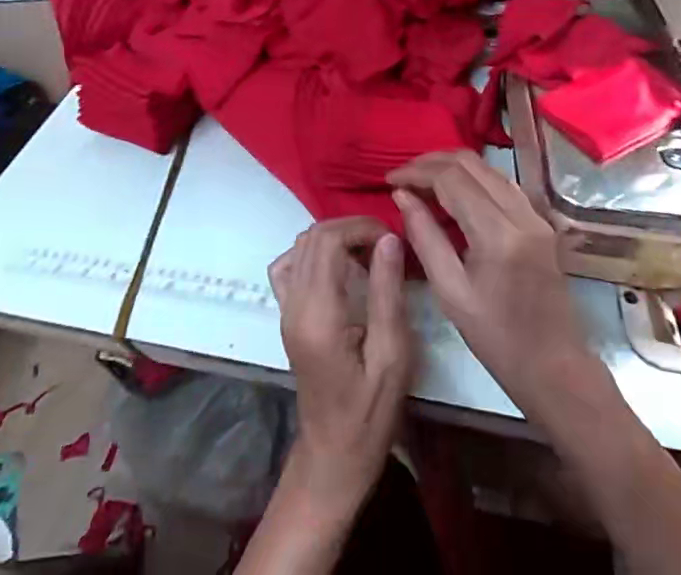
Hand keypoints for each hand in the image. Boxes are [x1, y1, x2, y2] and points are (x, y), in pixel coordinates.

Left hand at [266, 217, 413, 505]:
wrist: (334, 452)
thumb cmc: (371, 410)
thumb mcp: (392, 354)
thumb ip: (386, 293)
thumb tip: (389, 239)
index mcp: (317, 314)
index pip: (328, 241)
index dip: (362, 228)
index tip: (394, 240)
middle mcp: (293, 305)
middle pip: (312, 237)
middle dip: (351, 228)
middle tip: (387, 244)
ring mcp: (285, 310)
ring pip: (300, 246)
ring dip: (335, 238)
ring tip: (369, 254)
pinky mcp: (287, 316)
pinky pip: (291, 266)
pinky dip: (315, 254)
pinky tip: (341, 268)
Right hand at [387, 151, 597, 415]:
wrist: (552, 363)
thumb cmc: (496, 338)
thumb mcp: (450, 291)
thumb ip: (425, 237)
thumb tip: (403, 197)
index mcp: (498, 233)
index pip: (452, 178)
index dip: (417, 172)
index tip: (389, 181)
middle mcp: (521, 213)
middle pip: (472, 163)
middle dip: (432, 162)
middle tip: (402, 177)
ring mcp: (535, 215)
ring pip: (489, 169)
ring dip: (453, 168)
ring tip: (421, 183)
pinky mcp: (540, 222)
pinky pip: (503, 184)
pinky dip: (474, 180)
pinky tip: (453, 194)